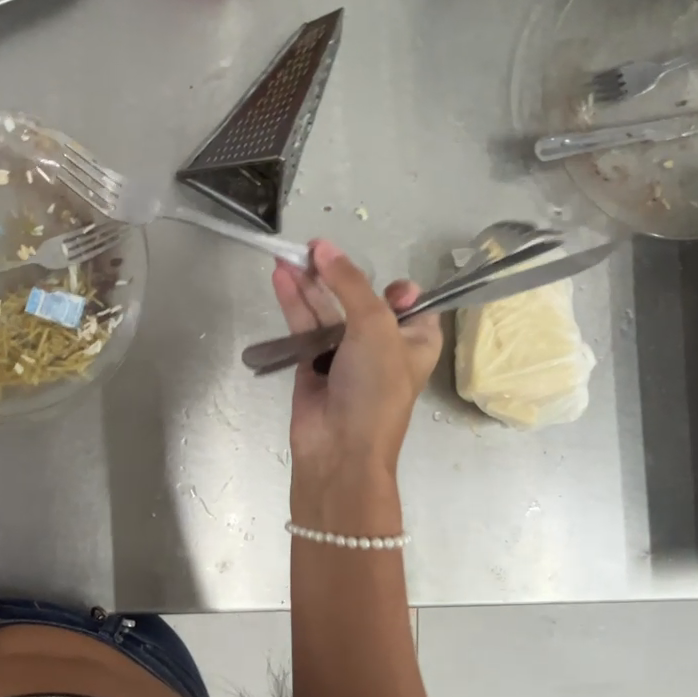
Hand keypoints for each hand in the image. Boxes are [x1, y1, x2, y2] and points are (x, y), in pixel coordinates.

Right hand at [273, 240, 441, 489]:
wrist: (340, 448)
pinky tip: (281, 279)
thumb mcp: (376, 329)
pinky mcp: (311, 364)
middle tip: (312, 248)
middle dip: (336, 274)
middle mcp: (381, 344)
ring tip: (289, 256)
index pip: (407, 300)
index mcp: (415, 339)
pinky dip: (293, 303)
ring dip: (308, 285)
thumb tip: (324, 248)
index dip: (391, 287)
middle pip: (357, 298)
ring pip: (326, 310)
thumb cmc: (375, 390)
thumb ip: (350, 286)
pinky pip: (304, 327)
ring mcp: (343, 355)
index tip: (379, 288)